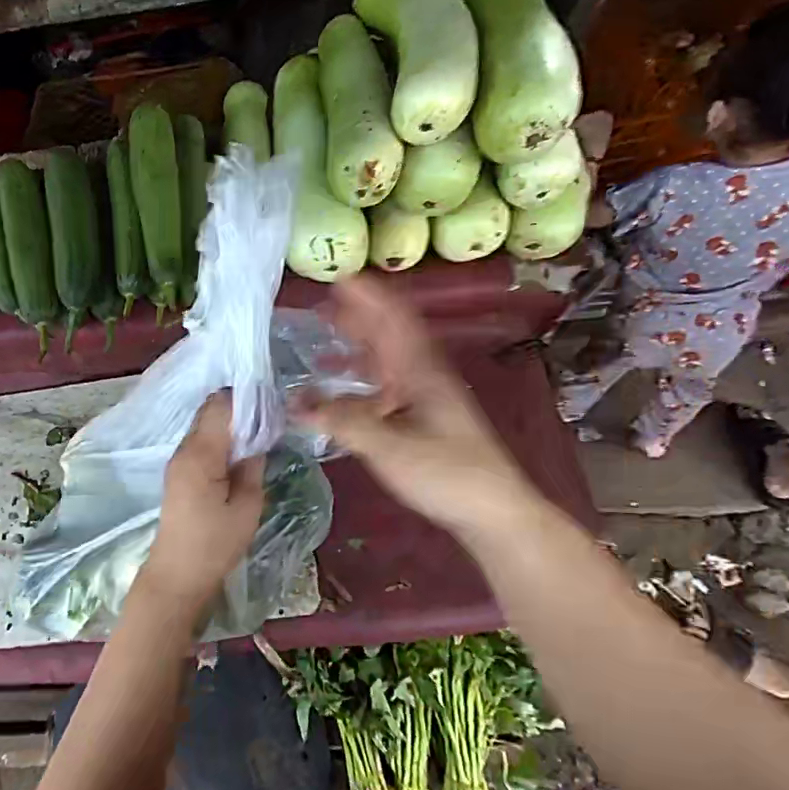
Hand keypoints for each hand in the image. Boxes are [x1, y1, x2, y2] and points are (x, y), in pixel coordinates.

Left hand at [142, 391, 265, 609]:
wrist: (177, 574)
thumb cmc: (215, 544)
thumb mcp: (247, 507)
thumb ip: (253, 467)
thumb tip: (258, 439)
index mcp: (200, 454)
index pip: (220, 405)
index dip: (245, 398)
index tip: (272, 402)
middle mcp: (184, 450)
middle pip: (210, 412)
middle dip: (239, 409)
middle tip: (270, 418)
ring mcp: (177, 461)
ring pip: (205, 427)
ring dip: (230, 426)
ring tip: (260, 435)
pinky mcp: (178, 474)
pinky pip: (201, 444)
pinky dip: (220, 441)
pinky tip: (240, 454)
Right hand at [297, 275, 539, 533]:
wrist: (493, 512)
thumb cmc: (449, 474)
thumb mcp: (390, 447)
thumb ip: (341, 422)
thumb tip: (295, 403)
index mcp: (420, 372)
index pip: (393, 320)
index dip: (367, 295)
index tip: (338, 276)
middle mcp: (422, 377)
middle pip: (388, 334)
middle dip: (356, 316)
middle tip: (321, 304)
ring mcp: (422, 399)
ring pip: (385, 361)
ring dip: (356, 346)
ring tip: (324, 339)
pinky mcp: (419, 420)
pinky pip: (382, 387)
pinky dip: (359, 380)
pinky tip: (339, 390)